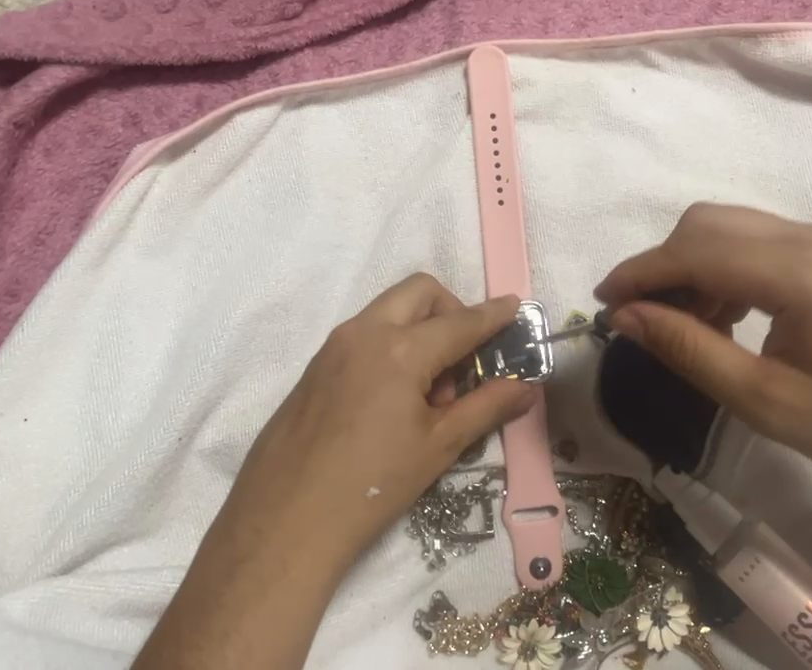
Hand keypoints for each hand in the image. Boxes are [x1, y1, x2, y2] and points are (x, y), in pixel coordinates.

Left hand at [217, 275, 539, 570]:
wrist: (285, 519)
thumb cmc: (372, 485)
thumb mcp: (439, 447)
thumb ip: (486, 408)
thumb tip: (526, 387)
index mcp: (401, 349)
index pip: (461, 322)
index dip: (494, 316)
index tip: (516, 308)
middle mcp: (366, 331)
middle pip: (421, 291)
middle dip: (452, 309)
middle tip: (466, 356)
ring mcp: (335, 344)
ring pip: (390, 309)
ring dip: (421, 327)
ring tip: (432, 389)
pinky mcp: (317, 364)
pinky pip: (365, 332)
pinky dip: (392, 342)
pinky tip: (395, 398)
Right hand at [596, 203, 811, 486]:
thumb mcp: (766, 402)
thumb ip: (690, 350)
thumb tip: (625, 317)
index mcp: (797, 270)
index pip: (693, 252)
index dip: (640, 274)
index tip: (601, 304)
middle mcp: (807, 237)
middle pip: (706, 224)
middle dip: (662, 264)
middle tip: (641, 319)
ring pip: (728, 227)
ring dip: (691, 265)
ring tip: (684, 326)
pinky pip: (755, 241)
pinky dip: (722, 267)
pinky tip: (725, 317)